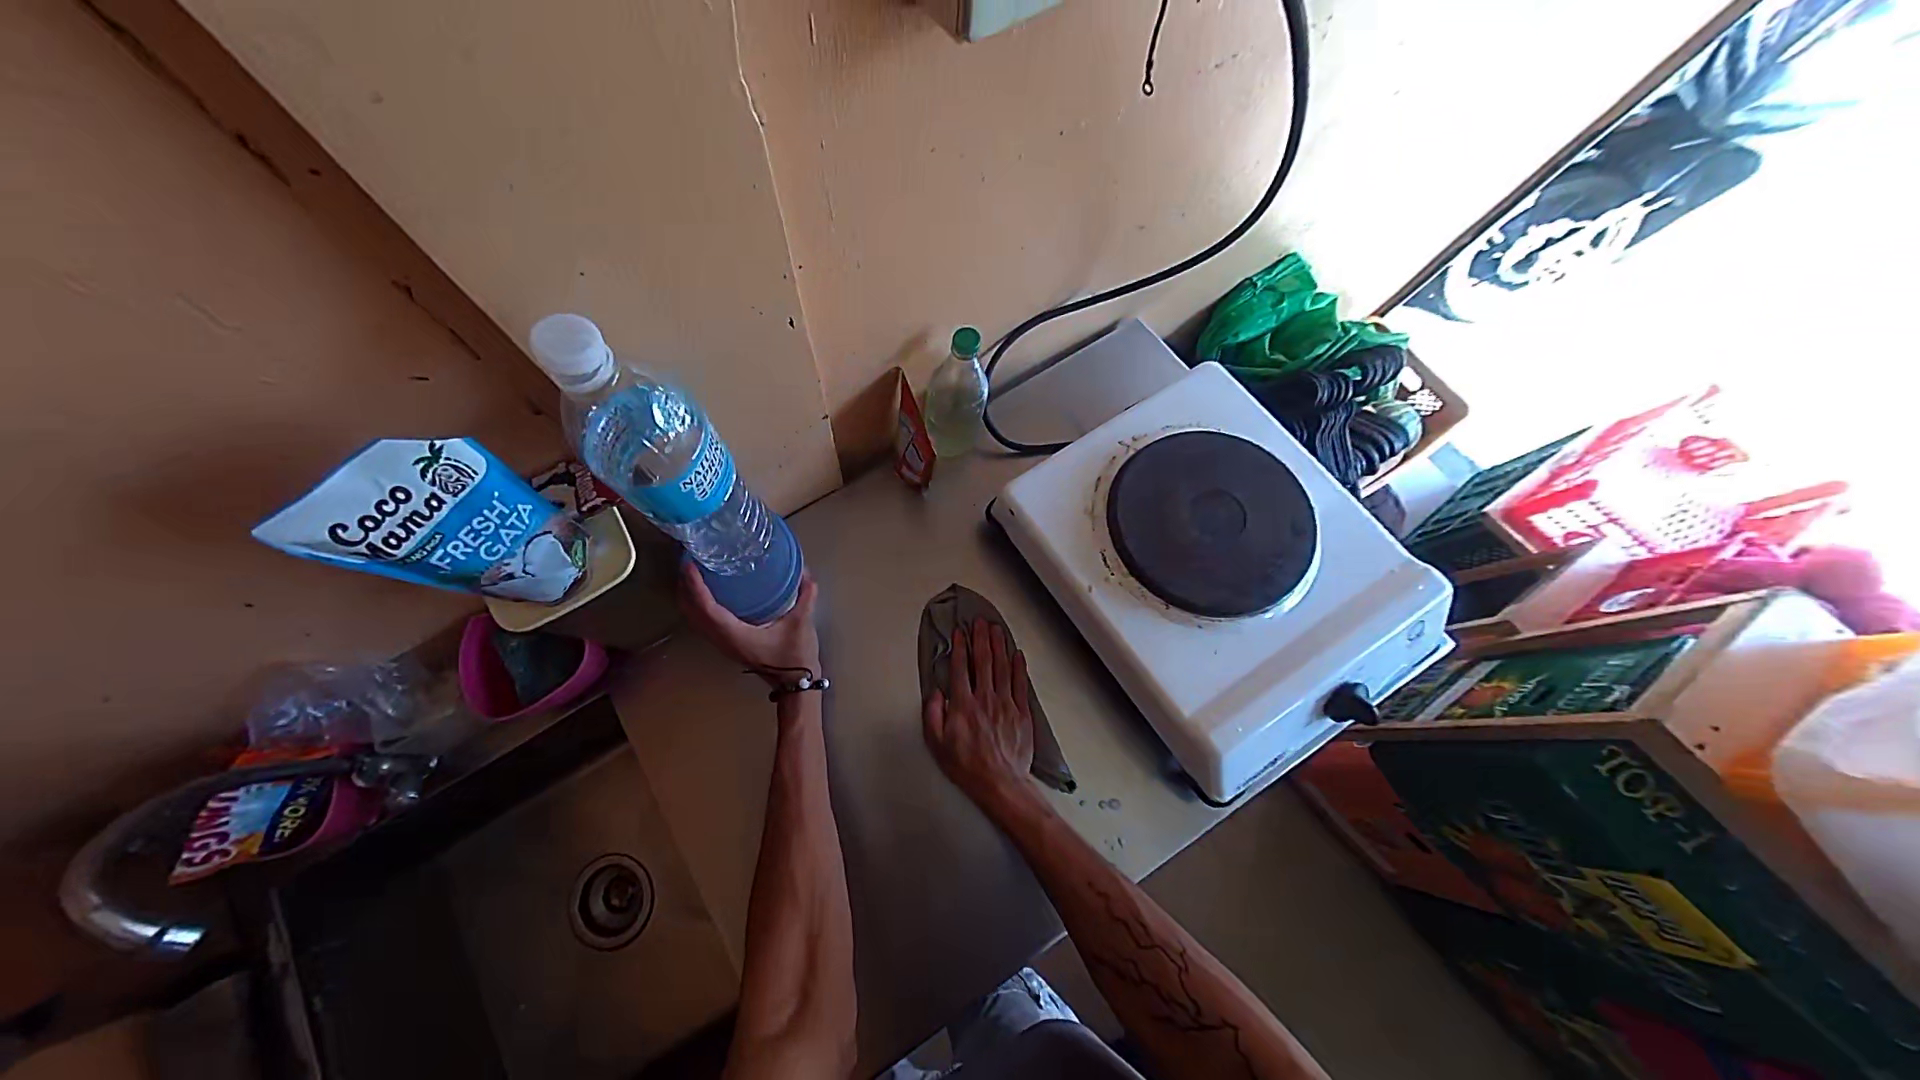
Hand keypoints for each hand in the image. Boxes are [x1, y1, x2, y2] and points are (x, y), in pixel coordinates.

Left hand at [679, 562, 820, 683]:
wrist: (794, 684)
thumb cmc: (795, 658)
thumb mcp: (801, 624)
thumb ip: (805, 596)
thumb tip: (806, 573)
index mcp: (734, 634)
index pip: (705, 607)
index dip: (695, 585)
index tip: (690, 564)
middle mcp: (722, 639)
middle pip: (691, 612)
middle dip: (685, 586)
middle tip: (689, 561)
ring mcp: (723, 644)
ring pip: (694, 618)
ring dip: (689, 596)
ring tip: (693, 573)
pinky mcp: (728, 644)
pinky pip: (703, 622)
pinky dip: (698, 605)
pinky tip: (709, 592)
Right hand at [923, 618, 1034, 811]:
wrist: (999, 783)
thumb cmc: (967, 766)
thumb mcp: (936, 743)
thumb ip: (933, 714)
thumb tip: (935, 692)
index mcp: (963, 705)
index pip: (960, 668)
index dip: (960, 647)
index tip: (959, 633)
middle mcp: (985, 699)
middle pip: (983, 661)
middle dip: (981, 638)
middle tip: (980, 621)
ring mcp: (1005, 704)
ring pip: (1002, 667)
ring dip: (999, 646)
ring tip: (997, 629)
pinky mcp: (1021, 713)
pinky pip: (1020, 684)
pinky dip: (1018, 667)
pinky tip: (1017, 655)